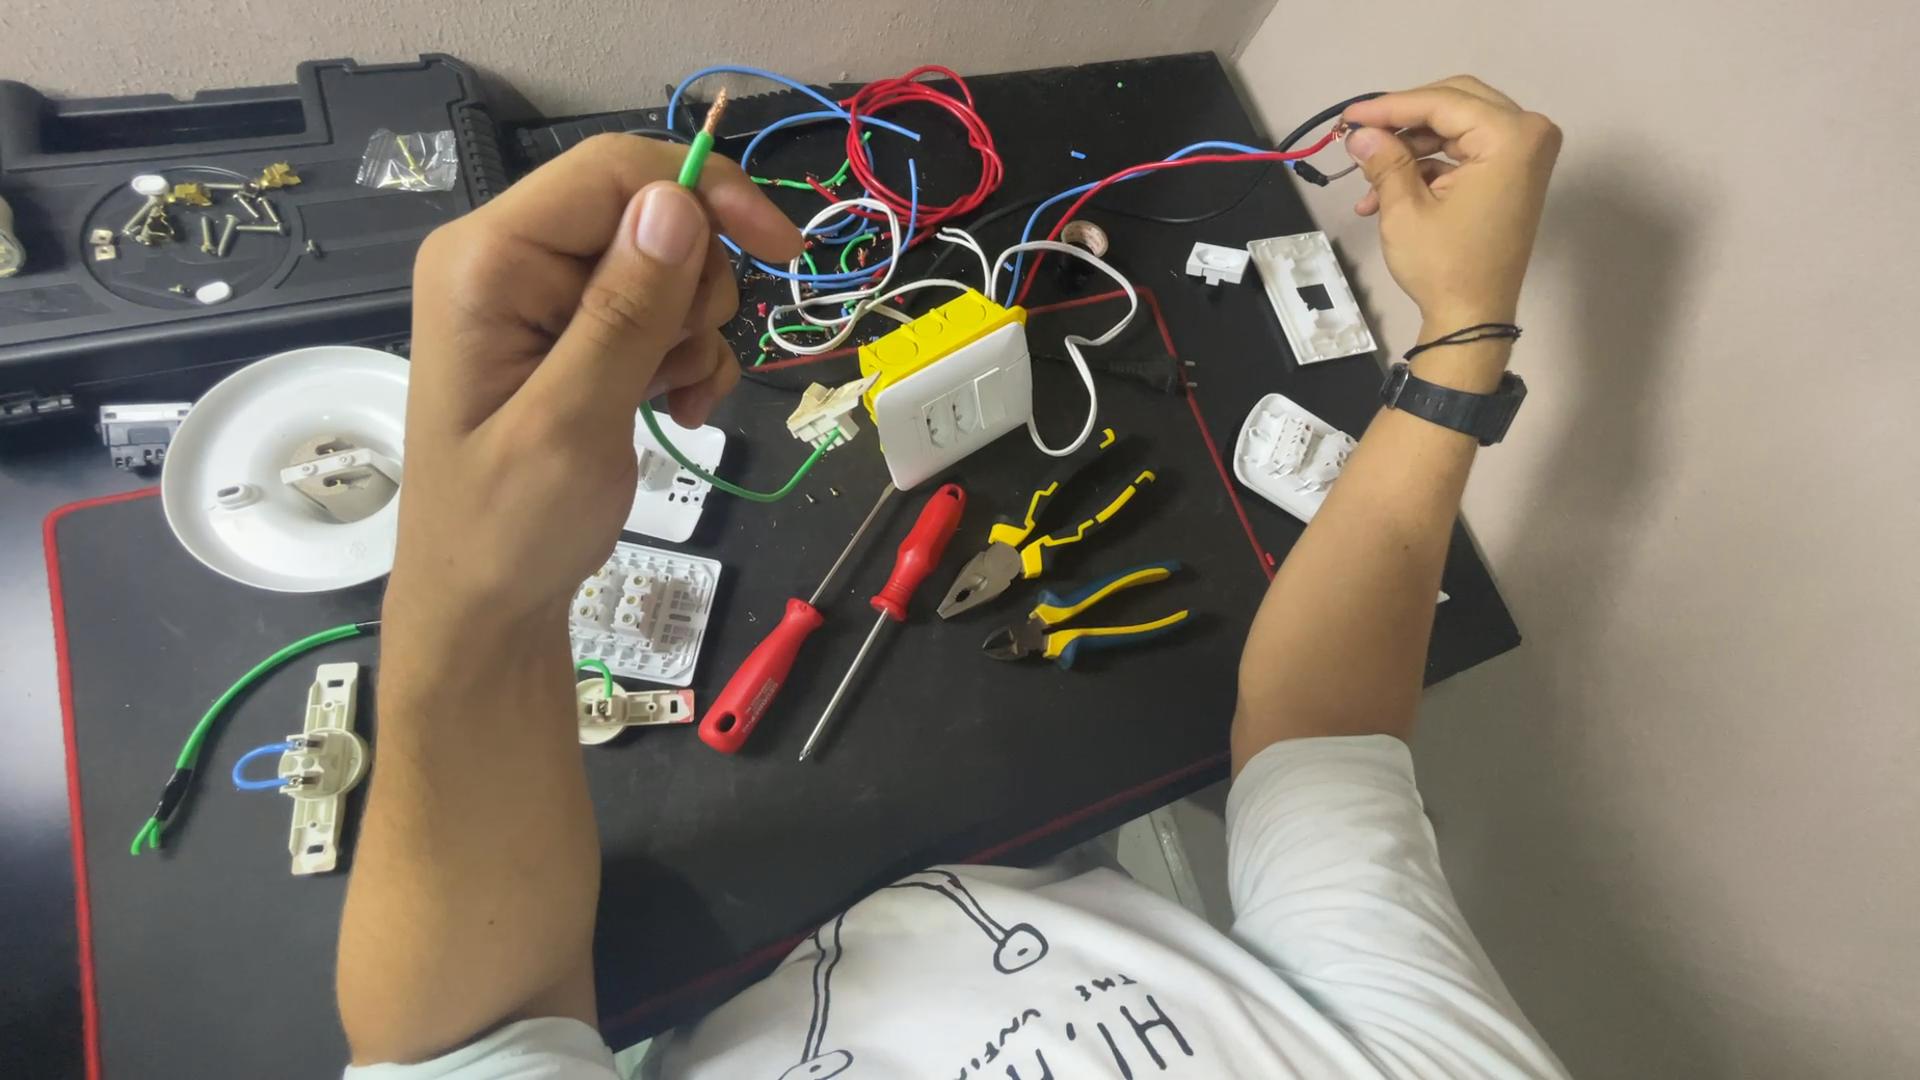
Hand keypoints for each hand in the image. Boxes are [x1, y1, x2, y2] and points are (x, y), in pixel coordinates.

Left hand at [390, 135, 801, 624]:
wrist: (494, 598)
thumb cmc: (511, 525)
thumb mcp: (571, 422)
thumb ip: (623, 312)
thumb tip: (679, 205)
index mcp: (491, 260)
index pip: (612, 174)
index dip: (706, 194)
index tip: (784, 250)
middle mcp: (520, 264)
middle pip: (653, 221)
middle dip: (693, 293)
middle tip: (677, 368)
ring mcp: (554, 305)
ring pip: (673, 275)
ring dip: (695, 340)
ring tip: (670, 402)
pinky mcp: (587, 342)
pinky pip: (669, 323)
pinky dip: (690, 365)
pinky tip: (677, 411)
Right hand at [1343, 77, 1560, 330]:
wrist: (1473, 315)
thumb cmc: (1443, 266)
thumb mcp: (1405, 212)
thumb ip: (1386, 163)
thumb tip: (1360, 134)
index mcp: (1510, 136)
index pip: (1443, 103)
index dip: (1390, 106)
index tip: (1348, 116)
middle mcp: (1527, 133)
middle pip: (1455, 105)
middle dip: (1402, 120)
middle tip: (1358, 134)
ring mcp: (1522, 154)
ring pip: (1455, 130)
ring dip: (1409, 149)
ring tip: (1367, 179)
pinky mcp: (1510, 175)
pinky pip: (1462, 155)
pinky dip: (1425, 167)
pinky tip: (1386, 193)